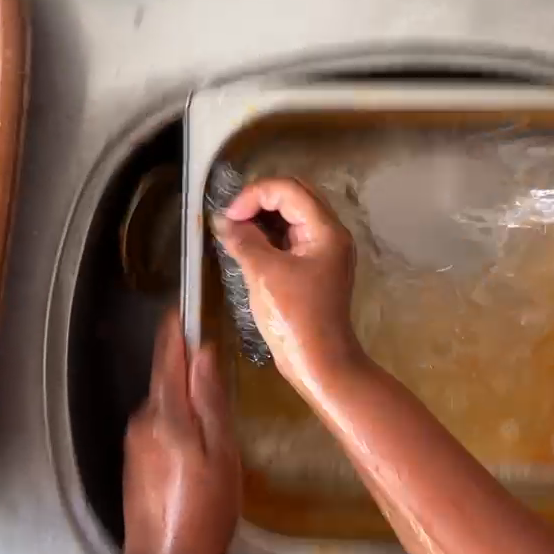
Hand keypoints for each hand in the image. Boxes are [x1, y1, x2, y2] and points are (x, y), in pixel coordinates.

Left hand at [122, 311, 239, 553]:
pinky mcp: (134, 462)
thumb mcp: (222, 451)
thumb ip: (211, 400)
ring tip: (218, 420)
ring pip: (165, 405)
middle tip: (222, 373)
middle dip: (189, 369)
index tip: (184, 307)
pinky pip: (159, 426)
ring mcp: (135, 442)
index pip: (166, 356)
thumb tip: (203, 352)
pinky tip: (198, 448)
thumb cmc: (204, 510)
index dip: (175, 330)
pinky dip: (178, 423)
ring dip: (186, 401)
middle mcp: (142, 420)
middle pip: (166, 379)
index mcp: (165, 413)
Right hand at [211, 177, 365, 393]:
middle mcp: (331, 233)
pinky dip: (271, 234)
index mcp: (326, 230)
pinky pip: (292, 236)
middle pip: (295, 196)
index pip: (289, 190)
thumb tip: (223, 220)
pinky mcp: (316, 266)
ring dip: (264, 216)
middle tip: (232, 217)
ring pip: (294, 215)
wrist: (320, 363)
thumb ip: (244, 240)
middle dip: (260, 200)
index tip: (229, 216)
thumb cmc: (295, 318)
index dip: (255, 195)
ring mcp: (325, 250)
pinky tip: (249, 244)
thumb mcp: (264, 274)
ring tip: (236, 229)